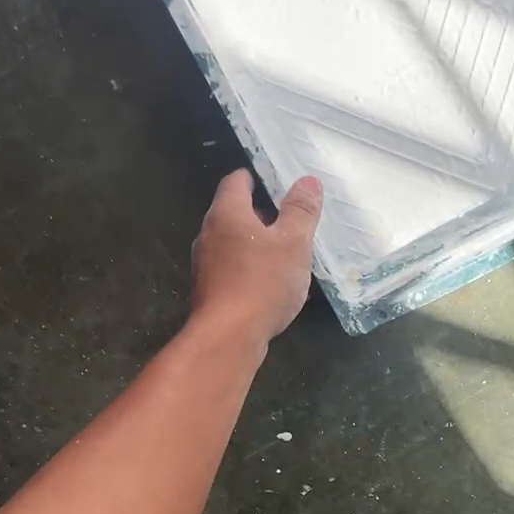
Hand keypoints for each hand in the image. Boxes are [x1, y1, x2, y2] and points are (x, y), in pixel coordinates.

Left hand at [188, 169, 322, 342]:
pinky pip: (231, 268)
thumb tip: (308, 180)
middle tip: (290, 222)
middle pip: (234, 212)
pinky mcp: (208, 290)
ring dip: (255, 243)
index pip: (237, 181)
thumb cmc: (263, 282)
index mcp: (227, 213)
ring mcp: (204, 263)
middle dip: (260, 214)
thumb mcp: (293, 243)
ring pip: (232, 242)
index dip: (257, 177)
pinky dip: (248, 268)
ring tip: (283, 255)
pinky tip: (268, 284)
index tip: (277, 183)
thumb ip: (301, 211)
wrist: (229, 335)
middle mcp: (209, 233)